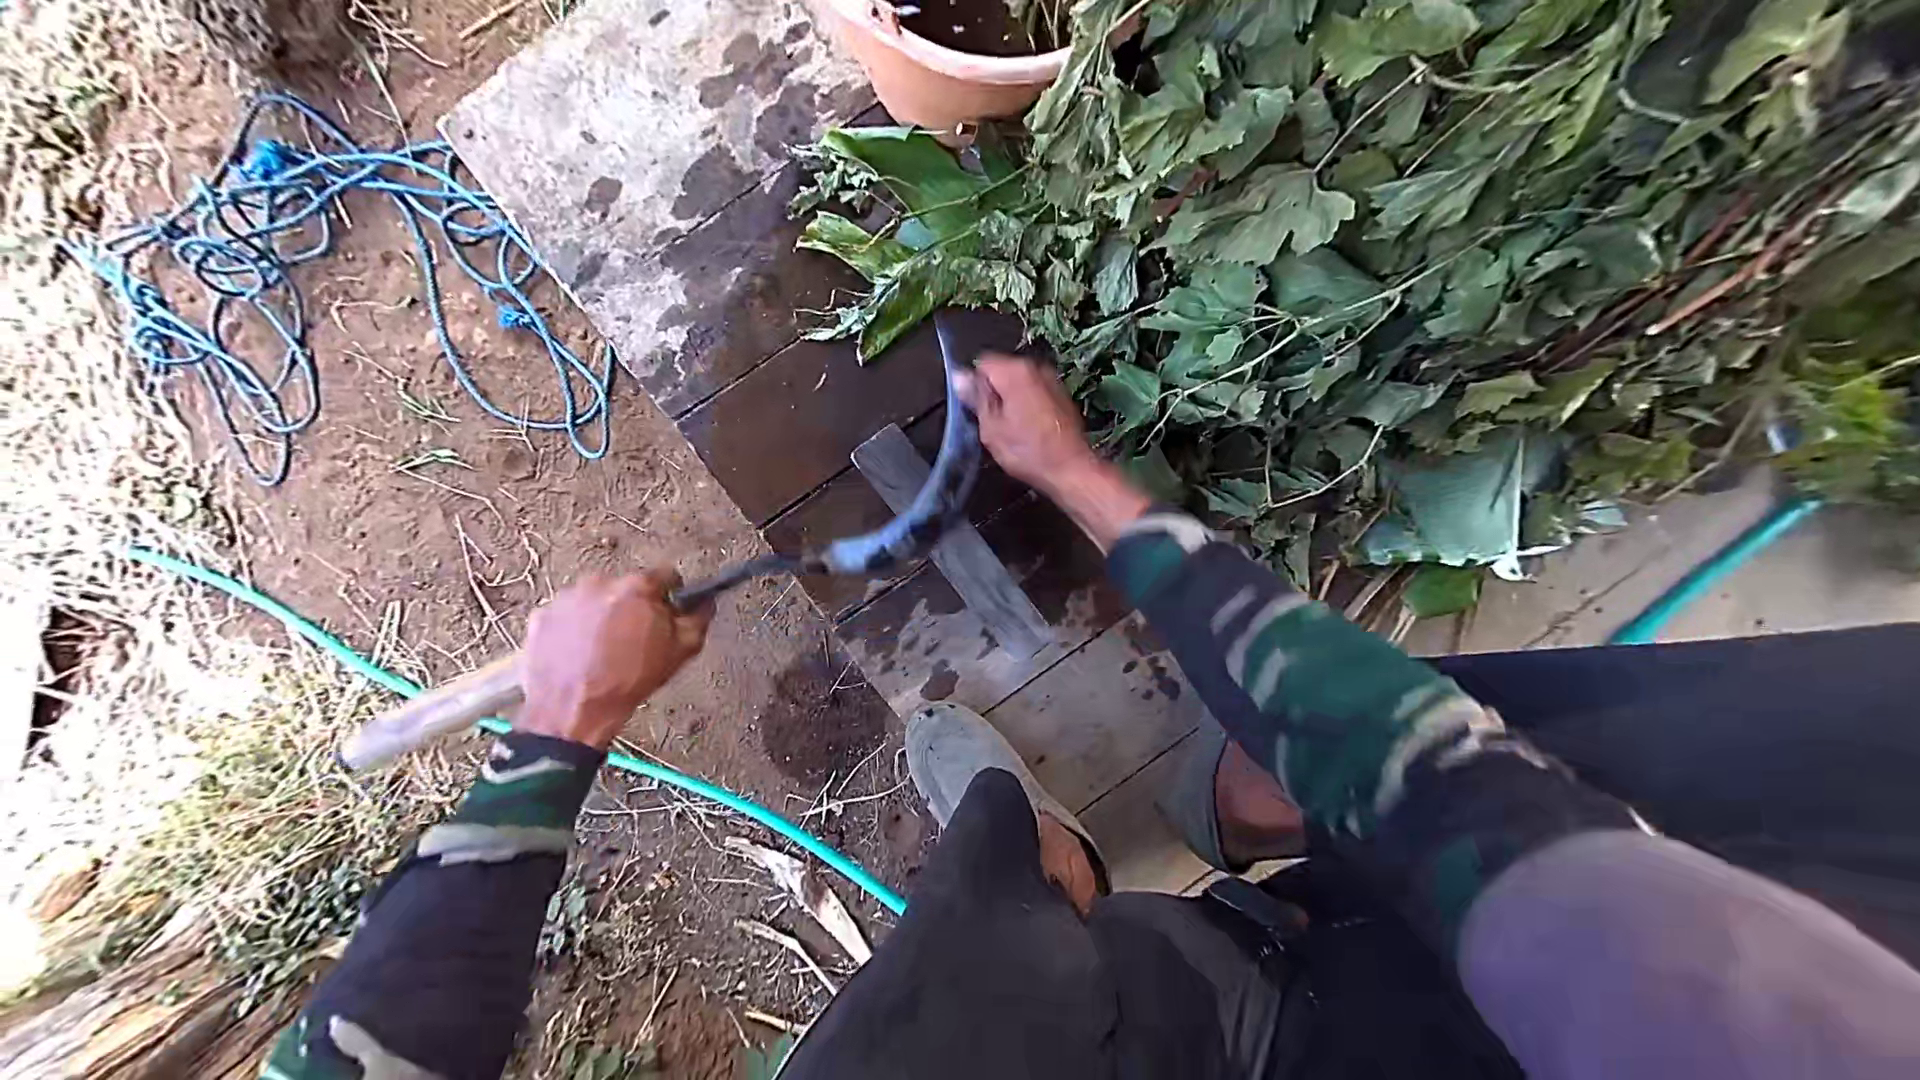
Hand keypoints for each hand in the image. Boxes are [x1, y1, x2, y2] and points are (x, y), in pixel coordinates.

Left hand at [516, 572, 710, 750]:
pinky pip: (569, 614)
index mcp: (637, 587)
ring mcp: (567, 598)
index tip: (668, 613)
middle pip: (629, 587)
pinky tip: (583, 653)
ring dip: (605, 615)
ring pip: (597, 598)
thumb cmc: (629, 680)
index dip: (672, 595)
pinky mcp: (542, 615)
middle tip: (636, 638)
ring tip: (606, 649)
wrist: (573, 711)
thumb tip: (705, 602)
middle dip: (635, 606)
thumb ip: (699, 618)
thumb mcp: (682, 651)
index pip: (666, 575)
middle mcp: (600, 583)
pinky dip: (576, 627)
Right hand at [954, 353, 1150, 550]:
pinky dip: (1026, 403)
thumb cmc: (1027, 451)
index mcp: (1014, 371)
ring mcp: (1051, 379)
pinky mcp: (1061, 394)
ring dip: (1009, 398)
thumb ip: (975, 398)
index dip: (973, 385)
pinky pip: (1033, 391)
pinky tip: (1026, 428)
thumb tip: (960, 377)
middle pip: (1001, 370)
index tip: (974, 409)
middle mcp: (1035, 367)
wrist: (1070, 468)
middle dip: (993, 391)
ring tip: (1010, 427)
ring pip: (1018, 382)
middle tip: (991, 422)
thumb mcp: (991, 428)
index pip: (980, 363)